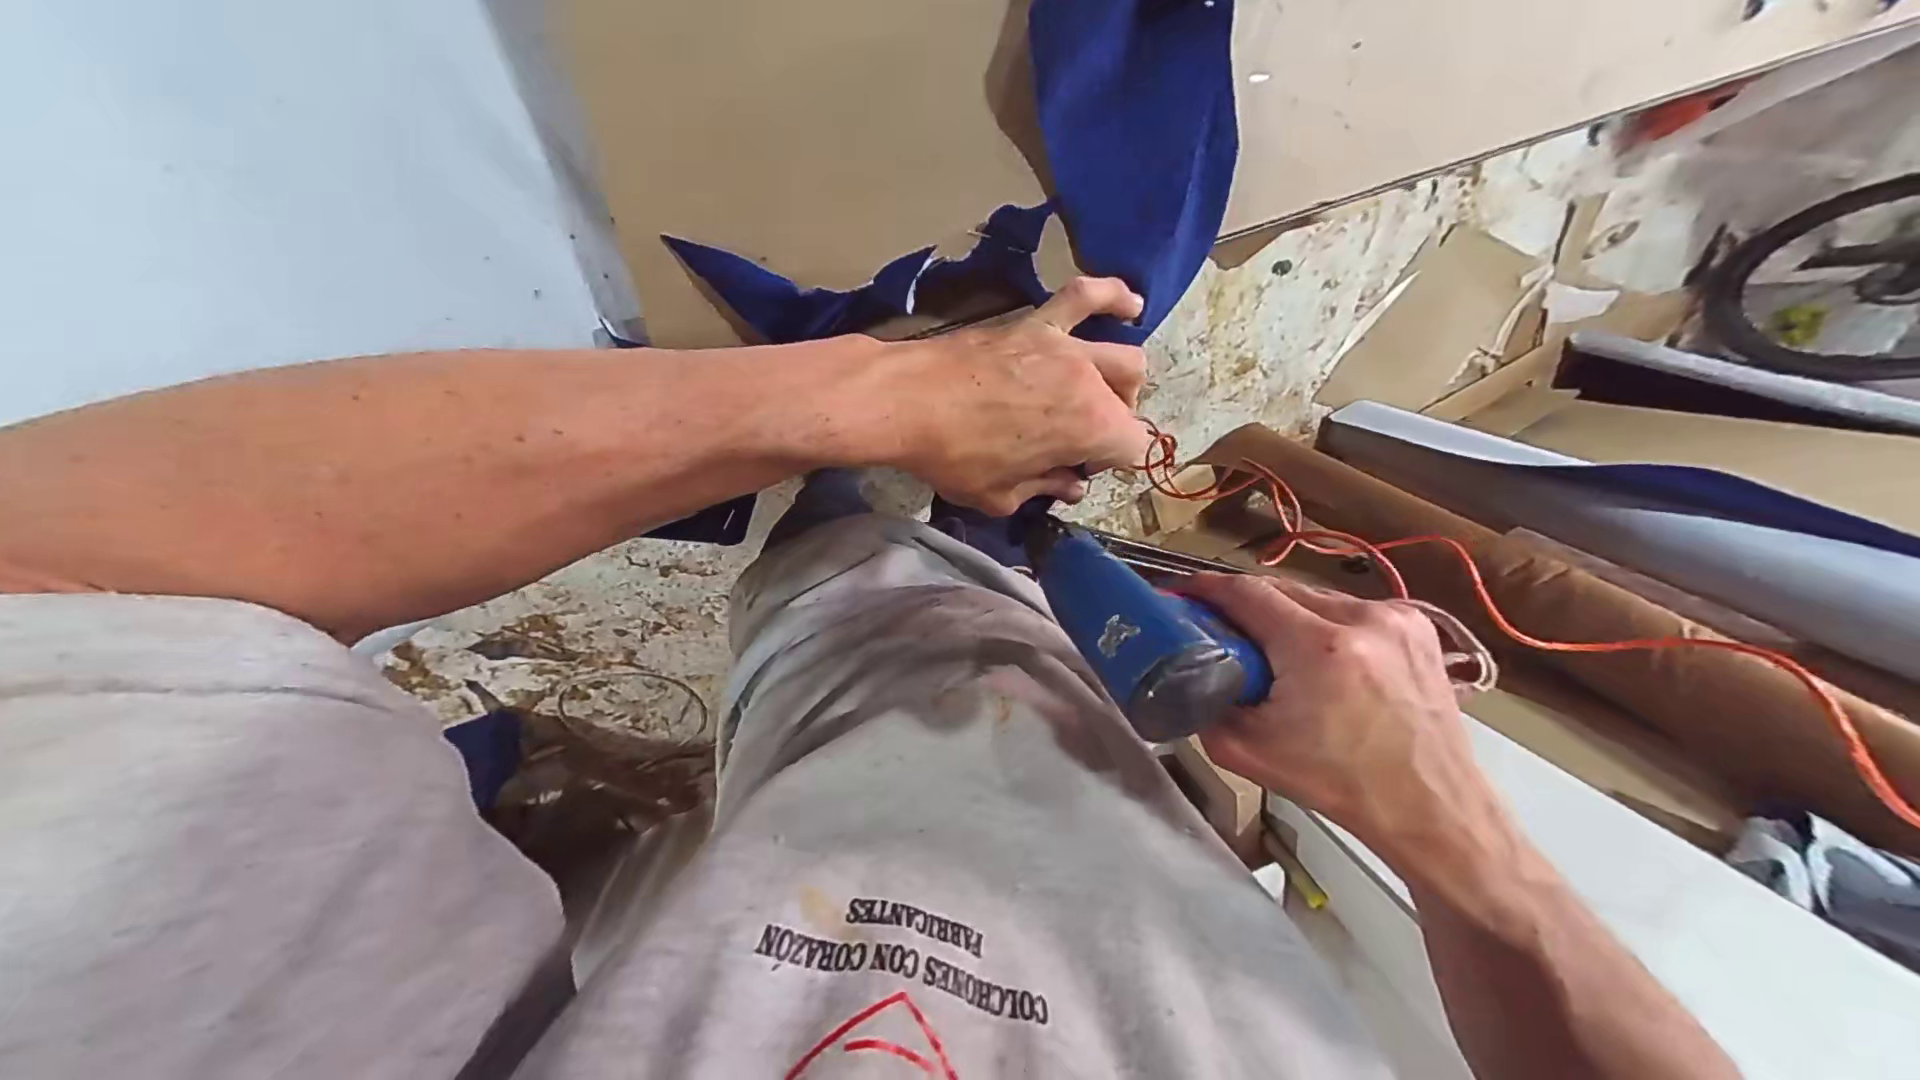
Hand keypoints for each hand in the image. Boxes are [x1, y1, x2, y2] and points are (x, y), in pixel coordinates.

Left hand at [875, 277, 1151, 513]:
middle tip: (1077, 440)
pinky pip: (1083, 296)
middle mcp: (1089, 382)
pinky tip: (1130, 306)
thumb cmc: (953, 457)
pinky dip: (1112, 297)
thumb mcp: (1001, 495)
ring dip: (1122, 380)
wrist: (907, 401)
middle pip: (1127, 404)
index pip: (1132, 447)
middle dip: (1113, 426)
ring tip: (1106, 392)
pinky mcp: (1035, 323)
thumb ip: (1045, 488)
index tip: (1076, 467)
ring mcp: (1064, 347)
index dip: (1108, 462)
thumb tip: (1070, 484)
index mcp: (1090, 429)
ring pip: (1123, 356)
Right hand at [1174, 573, 1510, 868]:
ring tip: (1266, 643)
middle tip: (1217, 625)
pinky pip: (1346, 607)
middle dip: (1242, 604)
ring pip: (1313, 595)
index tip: (1182, 591)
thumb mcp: (1247, 752)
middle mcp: (1361, 619)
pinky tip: (1313, 650)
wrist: (1432, 808)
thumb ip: (1205, 705)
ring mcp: (1396, 617)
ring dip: (1282, 612)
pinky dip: (1319, 620)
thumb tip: (1186, 671)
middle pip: (1279, 588)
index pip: (1245, 592)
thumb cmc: (1341, 784)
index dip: (1206, 587)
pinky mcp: (1416, 624)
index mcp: (1318, 648)